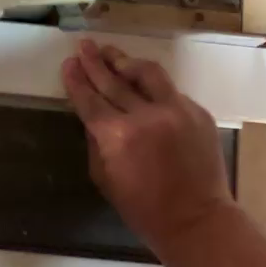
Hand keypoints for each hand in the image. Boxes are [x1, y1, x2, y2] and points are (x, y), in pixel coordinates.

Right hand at [62, 39, 235, 253]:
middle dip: (96, 62)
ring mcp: (176, 110)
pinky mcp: (197, 112)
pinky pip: (169, 91)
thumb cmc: (142, 208)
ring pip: (147, 73)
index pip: (90, 100)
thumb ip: (95, 142)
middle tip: (84, 46)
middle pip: (114, 80)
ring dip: (126, 61)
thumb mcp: (104, 178)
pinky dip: (152, 86)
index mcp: (117, 136)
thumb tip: (93, 118)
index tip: (68, 63)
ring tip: (111, 54)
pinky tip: (142, 85)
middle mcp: (146, 115)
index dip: (76, 80)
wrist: (196, 220)